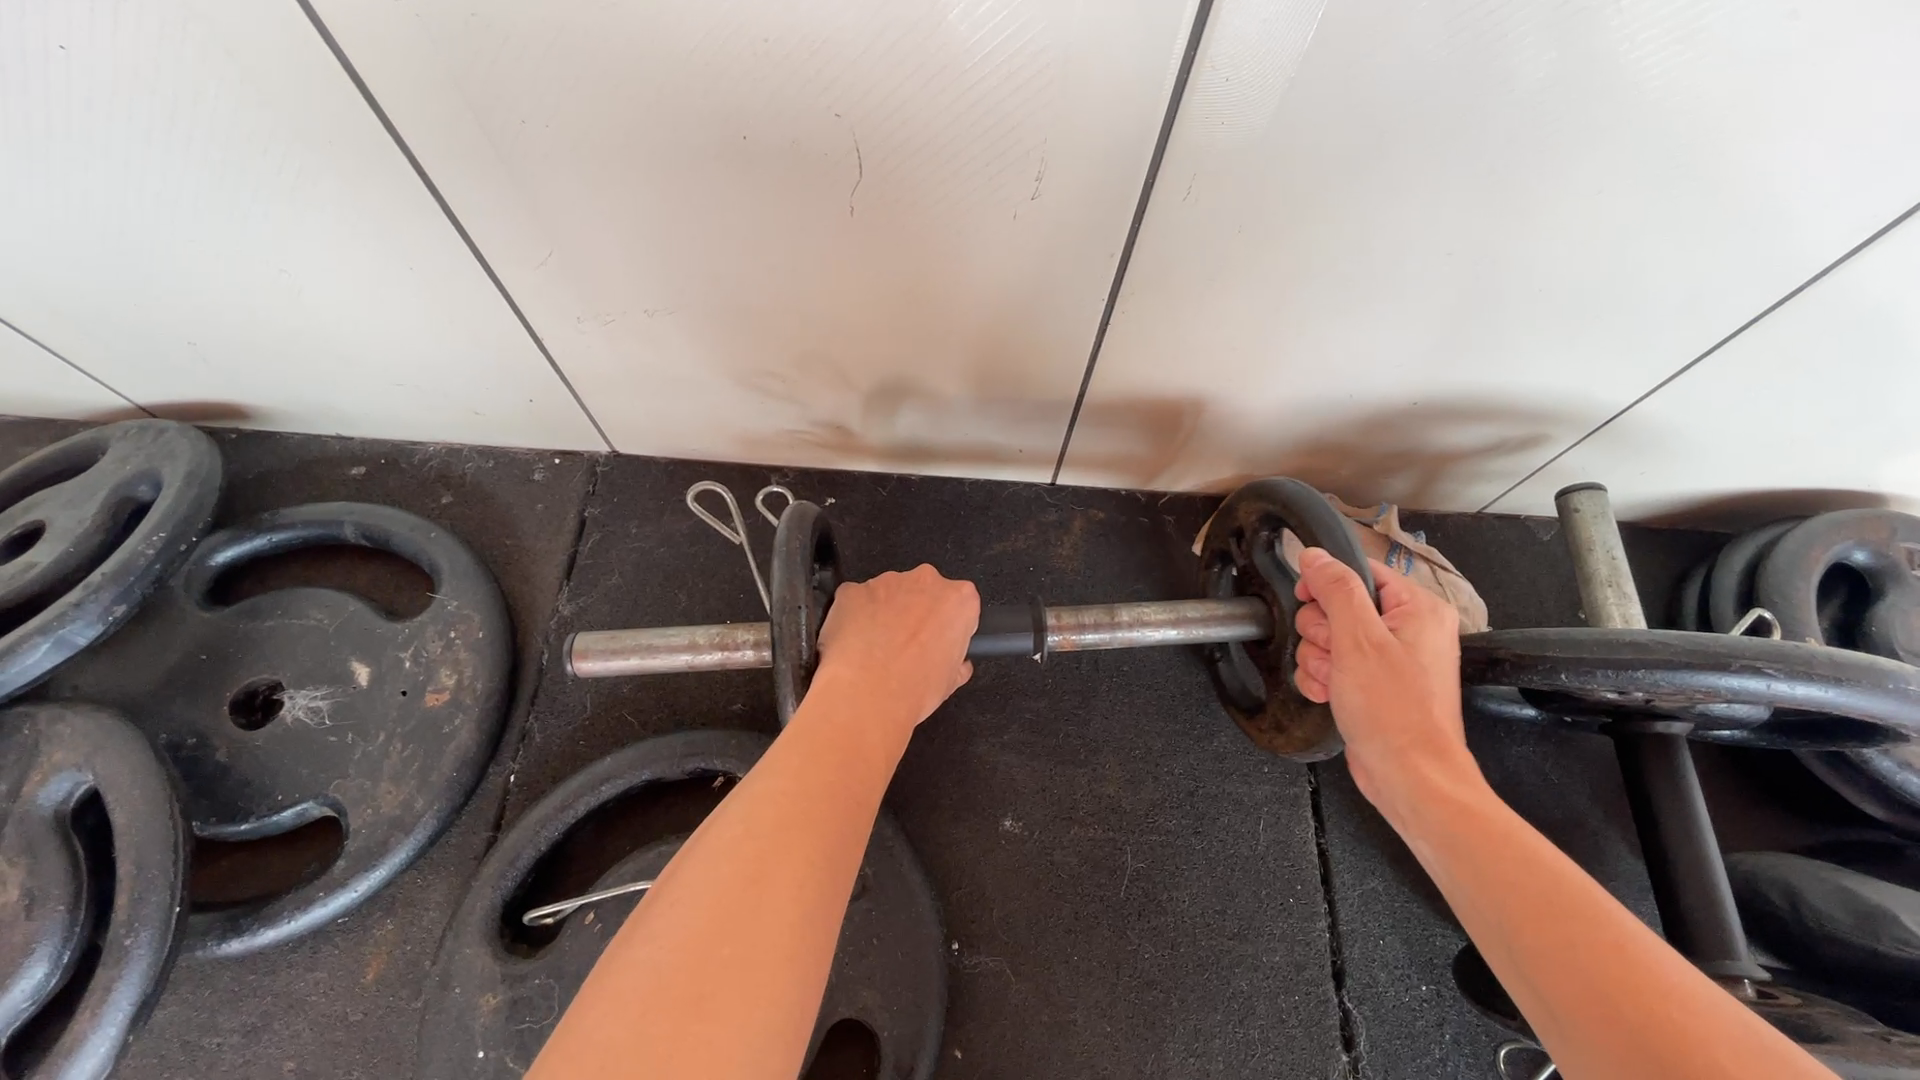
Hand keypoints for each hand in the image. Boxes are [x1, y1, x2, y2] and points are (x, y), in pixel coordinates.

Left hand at [813, 565, 979, 735]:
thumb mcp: (951, 682)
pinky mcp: (853, 591)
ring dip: (885, 615)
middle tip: (908, 648)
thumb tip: (955, 666)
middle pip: (924, 592)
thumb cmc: (911, 687)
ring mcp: (887, 583)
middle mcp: (925, 582)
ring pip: (888, 594)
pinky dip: (856, 617)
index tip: (939, 641)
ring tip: (878, 652)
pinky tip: (856, 645)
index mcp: (959, 600)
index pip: (960, 605)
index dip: (948, 626)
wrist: (867, 695)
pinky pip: (856, 600)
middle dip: (916, 614)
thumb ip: (957, 661)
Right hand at [1292, 548, 1478, 816]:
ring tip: (1334, 684)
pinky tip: (1329, 696)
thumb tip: (1314, 555)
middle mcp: (1406, 629)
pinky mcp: (1372, 685)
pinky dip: (1322, 680)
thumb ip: (1336, 589)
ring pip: (1327, 639)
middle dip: (1321, 634)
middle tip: (1336, 657)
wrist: (1409, 777)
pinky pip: (1331, 667)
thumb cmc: (1393, 710)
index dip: (1327, 586)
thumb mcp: (1358, 639)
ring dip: (1318, 661)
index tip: (1310, 604)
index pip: (1359, 572)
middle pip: (1336, 606)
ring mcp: (1388, 659)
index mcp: (1417, 608)